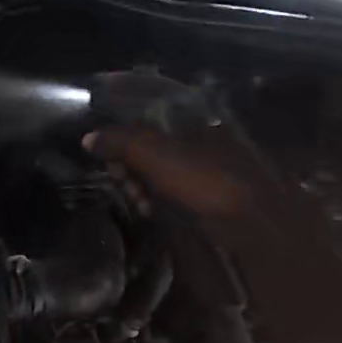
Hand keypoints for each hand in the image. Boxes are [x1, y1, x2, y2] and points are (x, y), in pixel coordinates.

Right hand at [82, 125, 255, 218]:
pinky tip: (152, 211)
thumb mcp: (151, 154)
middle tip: (126, 184)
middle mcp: (196, 139)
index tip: (105, 154)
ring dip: (138, 186)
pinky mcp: (207, 194)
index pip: (140, 118)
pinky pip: (168, 190)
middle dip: (127, 165)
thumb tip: (87, 138)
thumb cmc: (201, 180)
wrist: (254, 225)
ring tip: (141, 203)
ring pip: (154, 170)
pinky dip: (155, 199)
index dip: (118, 134)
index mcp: (189, 121)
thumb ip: (117, 141)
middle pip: (144, 145)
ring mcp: (204, 168)